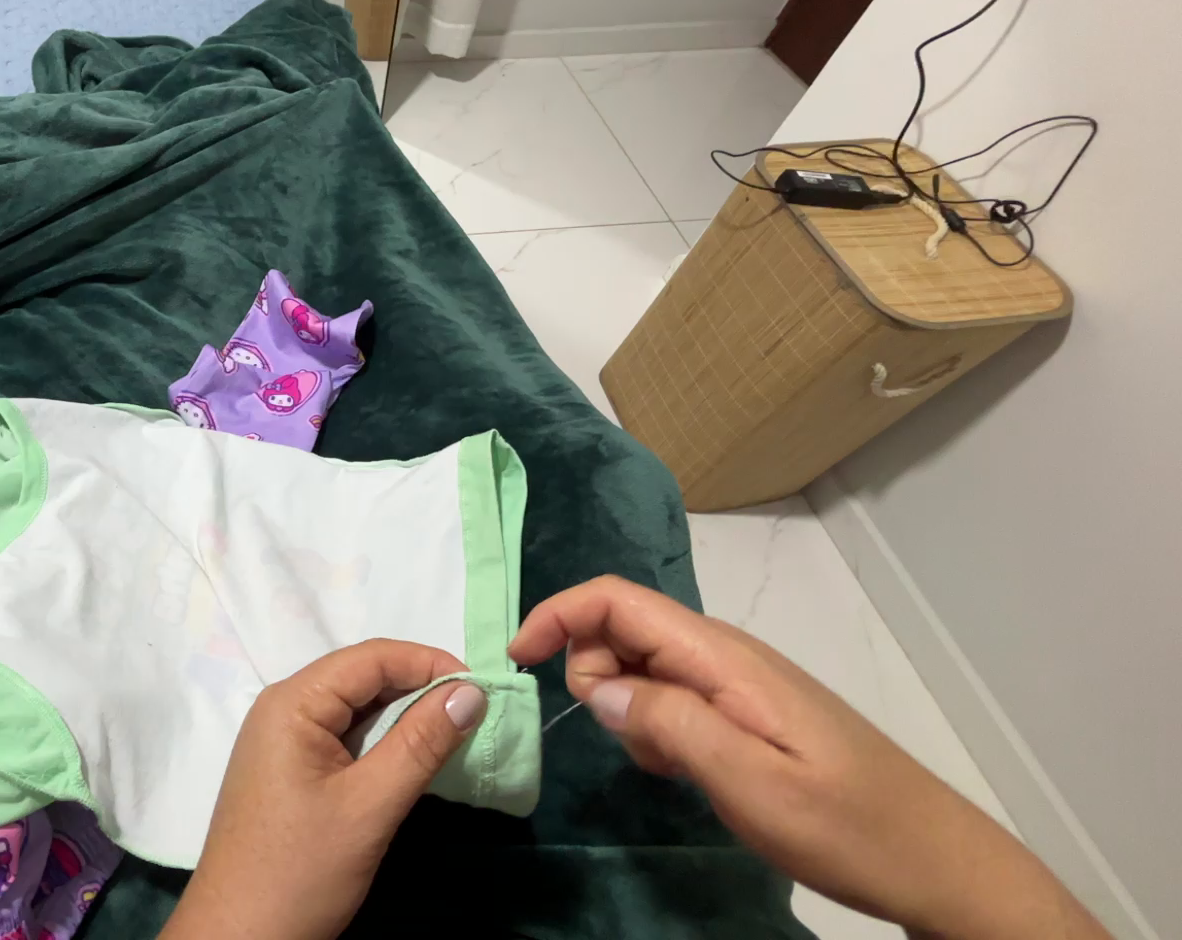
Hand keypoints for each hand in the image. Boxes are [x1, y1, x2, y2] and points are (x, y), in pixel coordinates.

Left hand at [160, 639, 487, 939]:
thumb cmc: (301, 870)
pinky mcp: (290, 764)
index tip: (482, 687)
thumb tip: (470, 691)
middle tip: (476, 710)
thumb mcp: (369, 806)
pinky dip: (382, 736)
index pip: (370, 657)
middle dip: (419, 685)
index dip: (427, 662)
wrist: (237, 937)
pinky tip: (413, 751)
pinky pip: (343, 732)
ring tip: (455, 727)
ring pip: (354, 705)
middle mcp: (285, 705)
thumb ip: (420, 744)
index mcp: (293, 700)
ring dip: (403, 711)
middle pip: (361, 676)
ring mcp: (284, 735)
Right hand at [510, 575, 1106, 939]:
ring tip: (671, 765)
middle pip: (617, 629)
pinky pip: (663, 694)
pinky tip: (685, 767)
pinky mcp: (733, 704)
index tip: (521, 658)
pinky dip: (651, 725)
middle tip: (630, 740)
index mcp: (718, 655)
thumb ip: (666, 724)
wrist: (944, 866)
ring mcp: (727, 677)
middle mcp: (717, 651)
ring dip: (625, 709)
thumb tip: (594, 688)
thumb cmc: (850, 825)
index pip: (616, 599)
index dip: (558, 614)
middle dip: (594, 677)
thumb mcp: (750, 782)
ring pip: (635, 665)